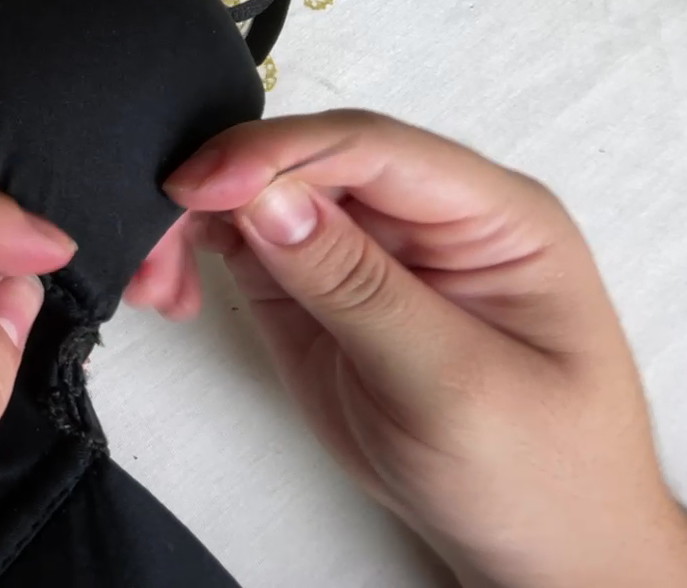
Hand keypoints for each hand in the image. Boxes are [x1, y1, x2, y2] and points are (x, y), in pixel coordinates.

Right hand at [127, 110, 686, 587]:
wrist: (521, 541)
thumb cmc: (533, 472)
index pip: (365, 146)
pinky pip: (223, 231)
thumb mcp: (452, 383)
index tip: (197, 189)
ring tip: (155, 283)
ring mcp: (348, 235)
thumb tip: (264, 200)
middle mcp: (407, 207)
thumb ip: (356, 284)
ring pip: (241, 189)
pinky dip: (182, 250)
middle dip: (210, 190)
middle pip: (288, 158)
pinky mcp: (295, 268)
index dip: (275, 154)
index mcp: (482, 211)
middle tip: (152, 246)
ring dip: (183, 224)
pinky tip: (168, 289)